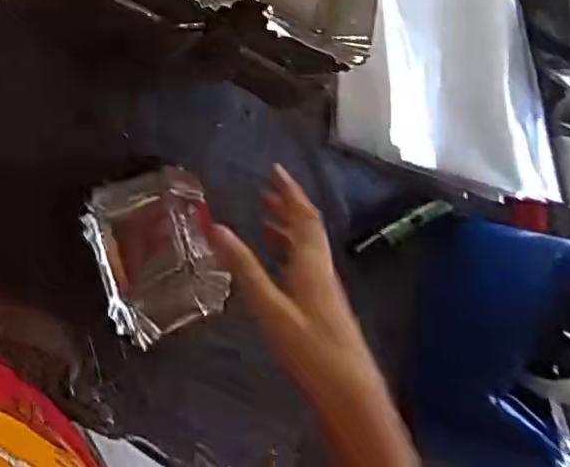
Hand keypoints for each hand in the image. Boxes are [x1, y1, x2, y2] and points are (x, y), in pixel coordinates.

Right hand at [214, 166, 418, 466]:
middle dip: (287, 204)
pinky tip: (277, 260)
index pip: (303, 216)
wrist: (353, 398)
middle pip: (307, 228)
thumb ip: (244, 267)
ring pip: (307, 246)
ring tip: (265, 216)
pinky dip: (289, 249)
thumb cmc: (311, 349)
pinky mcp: (324, 307)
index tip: (275, 169)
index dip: (289, 191)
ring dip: (288, 226)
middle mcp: (321, 270)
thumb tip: (216, 226)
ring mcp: (325, 289)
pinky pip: (305, 263)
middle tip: (266, 188)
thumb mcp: (270, 308)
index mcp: (311, 263)